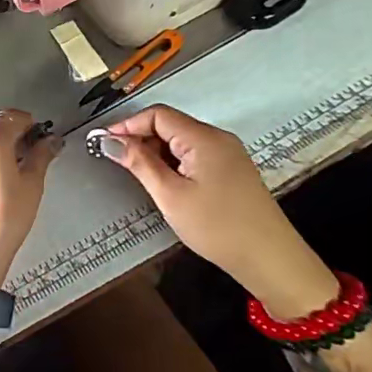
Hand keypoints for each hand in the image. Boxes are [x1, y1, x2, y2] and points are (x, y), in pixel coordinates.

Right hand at [100, 105, 336, 317]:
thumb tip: (112, 141)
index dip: (128, 125)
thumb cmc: (218, 227)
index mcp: (204, 138)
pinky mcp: (233, 170)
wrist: (267, 256)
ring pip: (183, 141)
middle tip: (118, 161)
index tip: (104, 141)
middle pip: (171, 125)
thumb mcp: (171, 195)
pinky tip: (166, 184)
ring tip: (140, 176)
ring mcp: (228, 153)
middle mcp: (218, 138)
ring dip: (158, 152)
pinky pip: (197, 155)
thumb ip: (140, 163)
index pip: (158, 115)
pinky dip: (175, 162)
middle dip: (141, 138)